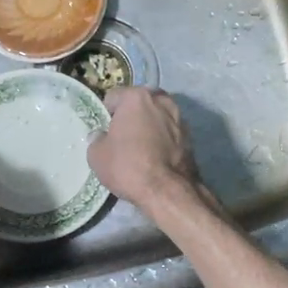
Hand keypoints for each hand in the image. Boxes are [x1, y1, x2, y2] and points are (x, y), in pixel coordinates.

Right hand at [87, 87, 202, 205]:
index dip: (105, 114)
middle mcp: (161, 100)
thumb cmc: (128, 166)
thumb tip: (101, 136)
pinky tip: (155, 157)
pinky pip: (168, 132)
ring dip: (148, 126)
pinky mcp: (190, 136)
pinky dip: (162, 139)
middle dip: (130, 116)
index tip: (104, 131)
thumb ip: (97, 138)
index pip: (113, 96)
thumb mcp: (97, 155)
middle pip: (138, 103)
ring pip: (156, 116)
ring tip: (140, 148)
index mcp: (136, 97)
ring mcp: (179, 117)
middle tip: (122, 138)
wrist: (167, 190)